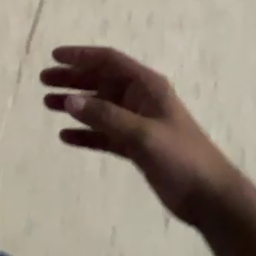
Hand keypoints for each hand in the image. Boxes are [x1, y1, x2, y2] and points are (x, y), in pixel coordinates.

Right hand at [41, 45, 241, 225]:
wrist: (211, 198)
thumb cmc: (182, 157)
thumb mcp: (142, 134)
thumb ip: (105, 116)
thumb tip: (70, 100)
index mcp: (147, 86)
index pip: (109, 61)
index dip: (82, 56)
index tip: (54, 56)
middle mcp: (140, 99)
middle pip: (100, 81)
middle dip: (72, 79)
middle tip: (44, 81)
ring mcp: (137, 123)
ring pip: (99, 107)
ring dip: (75, 105)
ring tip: (47, 105)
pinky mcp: (136, 147)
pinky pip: (104, 134)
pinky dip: (85, 133)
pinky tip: (66, 137)